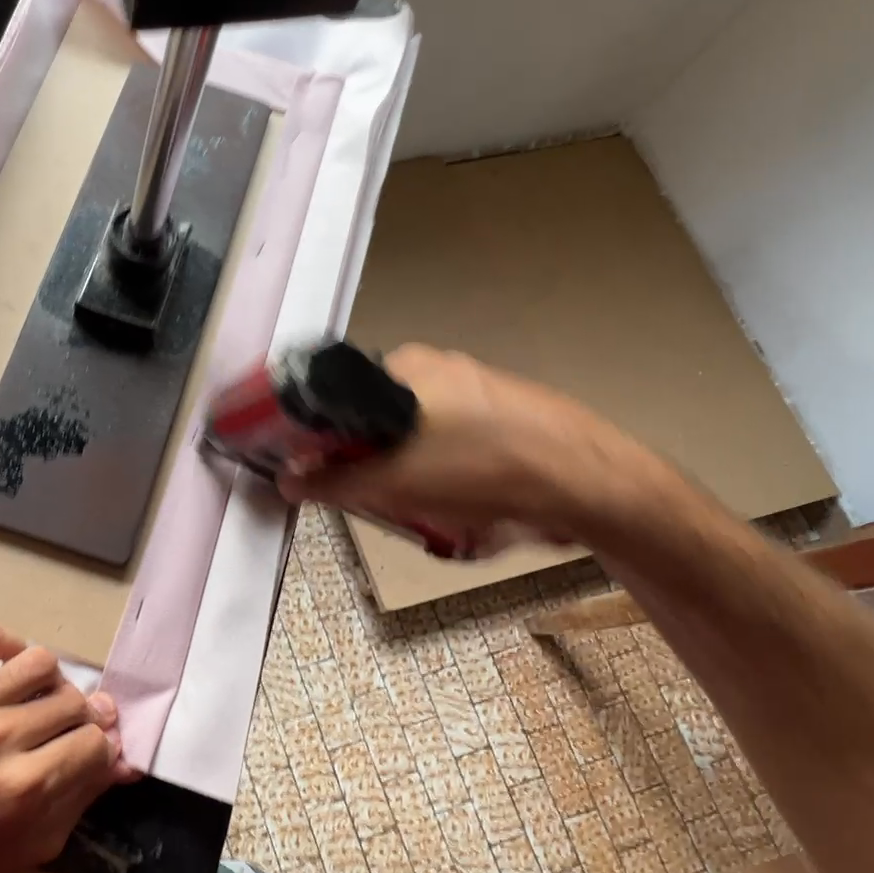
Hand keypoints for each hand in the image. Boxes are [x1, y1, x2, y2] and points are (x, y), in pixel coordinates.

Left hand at [0, 626, 127, 872]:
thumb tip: (126, 759)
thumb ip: (83, 798)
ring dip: (51, 683)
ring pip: (40, 662)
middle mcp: (1, 738)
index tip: (89, 754)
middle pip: (73, 702)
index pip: (95, 743)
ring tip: (37, 702)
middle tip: (64, 732)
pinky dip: (8, 647)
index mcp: (27, 787)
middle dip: (81, 719)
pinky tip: (7, 674)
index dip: (100, 749)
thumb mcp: (34, 844)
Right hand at [279, 344, 667, 545]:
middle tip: (385, 499)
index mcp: (402, 365)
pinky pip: (455, 440)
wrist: (587, 482)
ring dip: (411, 471)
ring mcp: (479, 385)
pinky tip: (468, 498)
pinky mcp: (510, 409)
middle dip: (373, 463)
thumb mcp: (391, 484)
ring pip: (417, 434)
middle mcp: (438, 365)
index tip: (329, 478)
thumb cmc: (477, 470)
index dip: (325, 442)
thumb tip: (286, 479)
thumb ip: (331, 483)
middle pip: (377, 420)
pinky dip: (448, 469)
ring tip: (431, 507)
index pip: (338, 399)